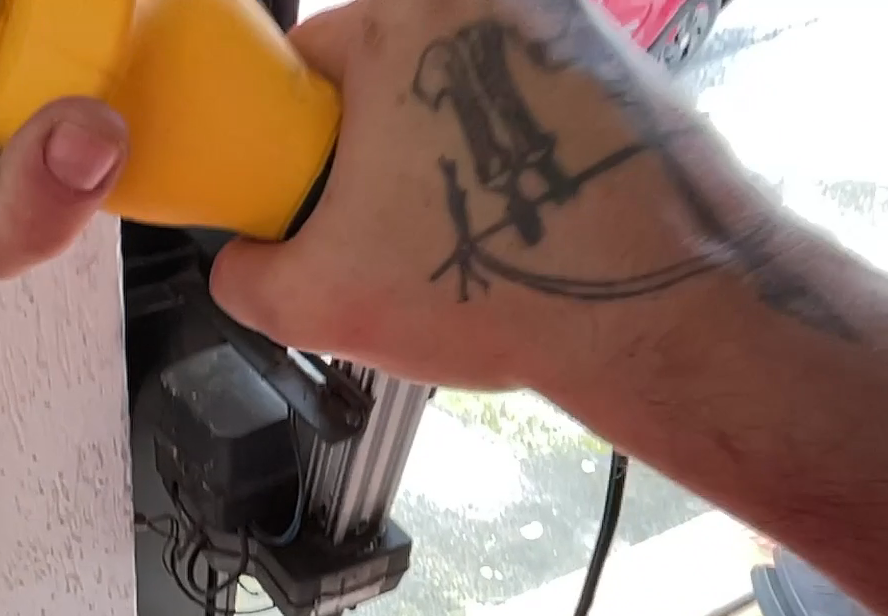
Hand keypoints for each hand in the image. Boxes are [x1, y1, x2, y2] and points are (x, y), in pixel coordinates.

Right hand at [211, 0, 799, 392]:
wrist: (651, 312)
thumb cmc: (485, 288)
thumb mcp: (310, 306)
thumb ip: (240, 278)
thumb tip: (236, 264)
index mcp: (401, 27)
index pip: (295, 65)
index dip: (279, 141)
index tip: (294, 198)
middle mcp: (483, 1)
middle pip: (370, 80)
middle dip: (350, 157)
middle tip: (361, 235)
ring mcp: (554, 27)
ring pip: (437, 100)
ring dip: (416, 163)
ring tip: (436, 239)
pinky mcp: (603, 67)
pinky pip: (501, 108)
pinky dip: (479, 161)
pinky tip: (493, 224)